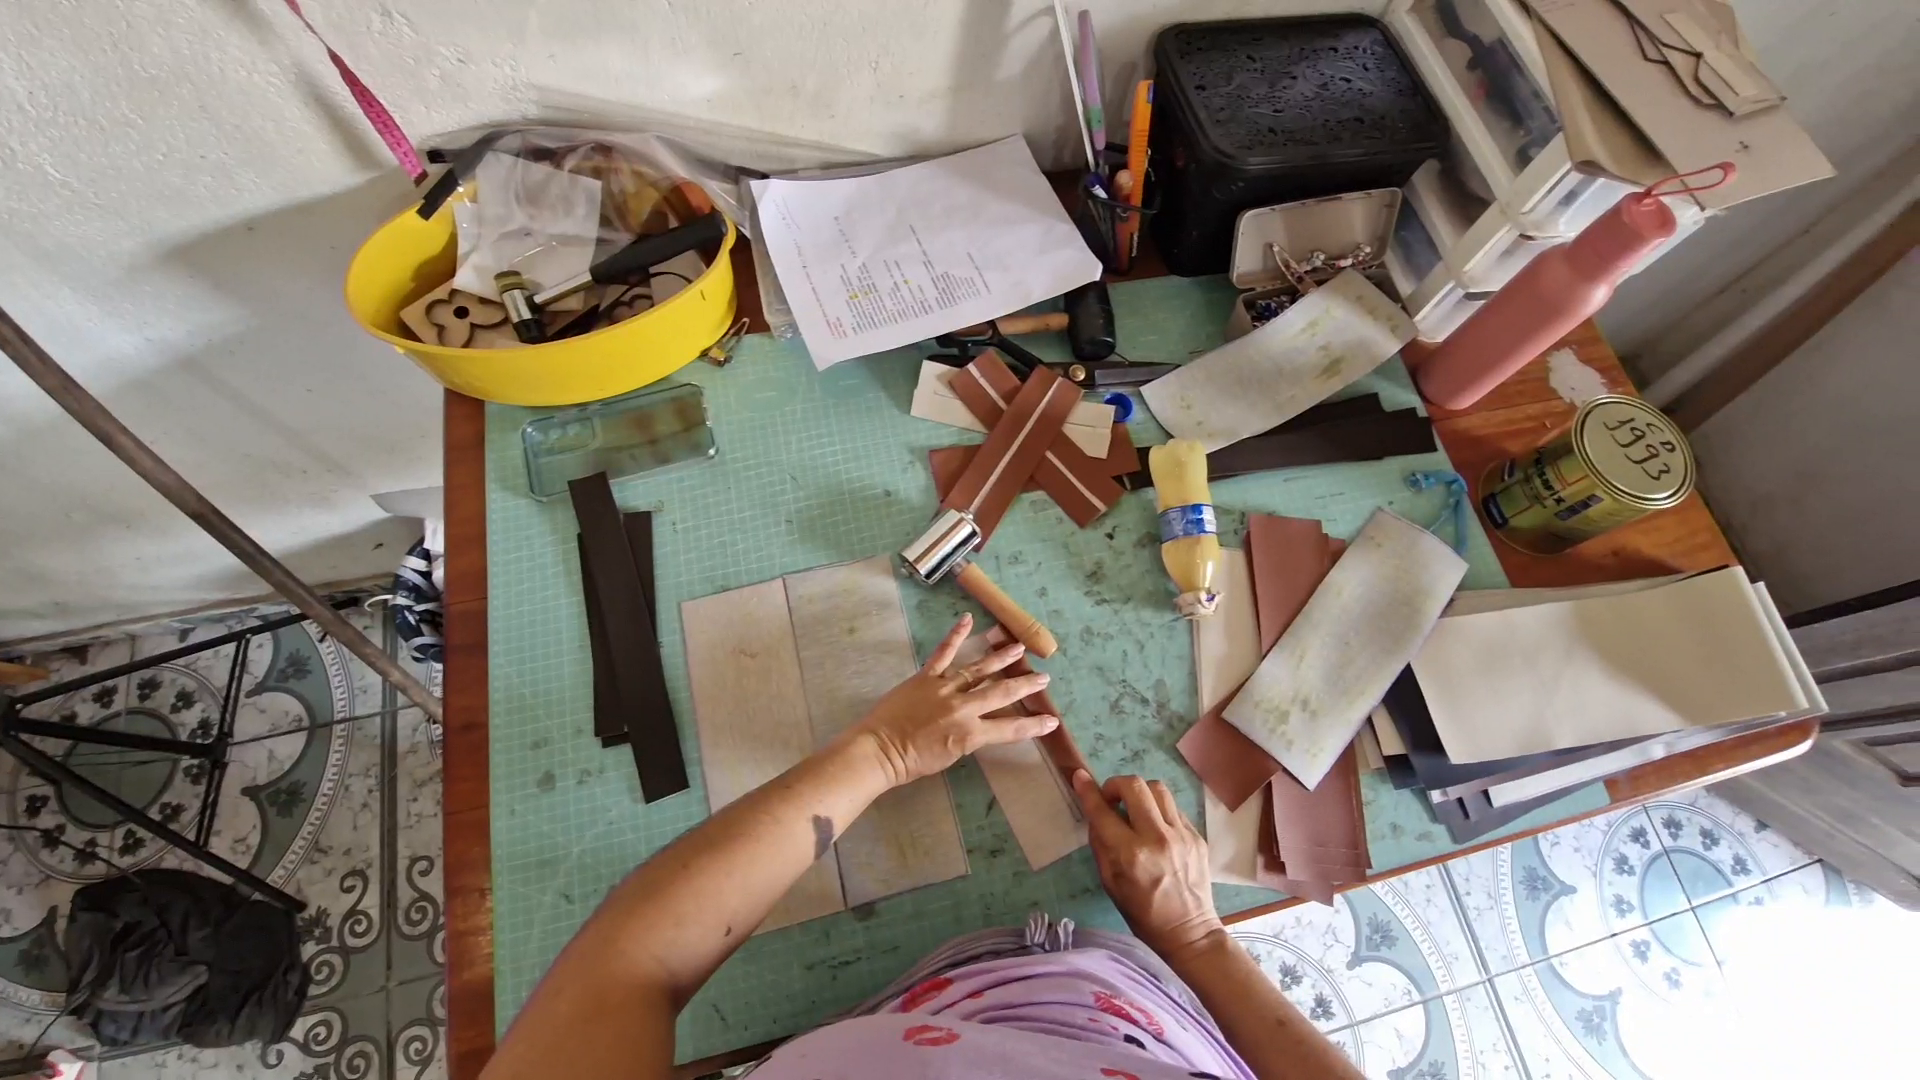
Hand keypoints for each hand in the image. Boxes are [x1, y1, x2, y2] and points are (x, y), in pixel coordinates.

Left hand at [848, 614, 1058, 787]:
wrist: (880, 750)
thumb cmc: (913, 761)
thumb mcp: (951, 757)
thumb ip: (970, 738)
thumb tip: (981, 723)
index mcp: (971, 734)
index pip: (1010, 729)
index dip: (1033, 725)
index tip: (1052, 721)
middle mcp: (963, 707)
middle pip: (1000, 693)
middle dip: (1025, 685)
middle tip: (1043, 678)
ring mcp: (944, 688)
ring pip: (978, 669)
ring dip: (1000, 658)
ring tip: (1018, 647)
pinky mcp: (926, 676)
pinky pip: (944, 652)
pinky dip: (956, 635)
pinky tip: (968, 619)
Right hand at [1071, 770, 1224, 960]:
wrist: (1189, 932)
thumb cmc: (1142, 913)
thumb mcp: (1110, 883)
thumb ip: (1101, 844)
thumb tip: (1096, 813)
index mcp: (1130, 854)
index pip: (1103, 811)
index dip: (1087, 790)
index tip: (1079, 777)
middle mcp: (1156, 838)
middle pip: (1134, 786)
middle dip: (1116, 785)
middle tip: (1112, 799)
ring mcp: (1181, 835)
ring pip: (1158, 788)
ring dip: (1140, 793)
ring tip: (1136, 809)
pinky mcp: (1197, 836)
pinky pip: (1173, 808)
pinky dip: (1159, 811)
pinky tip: (1156, 828)